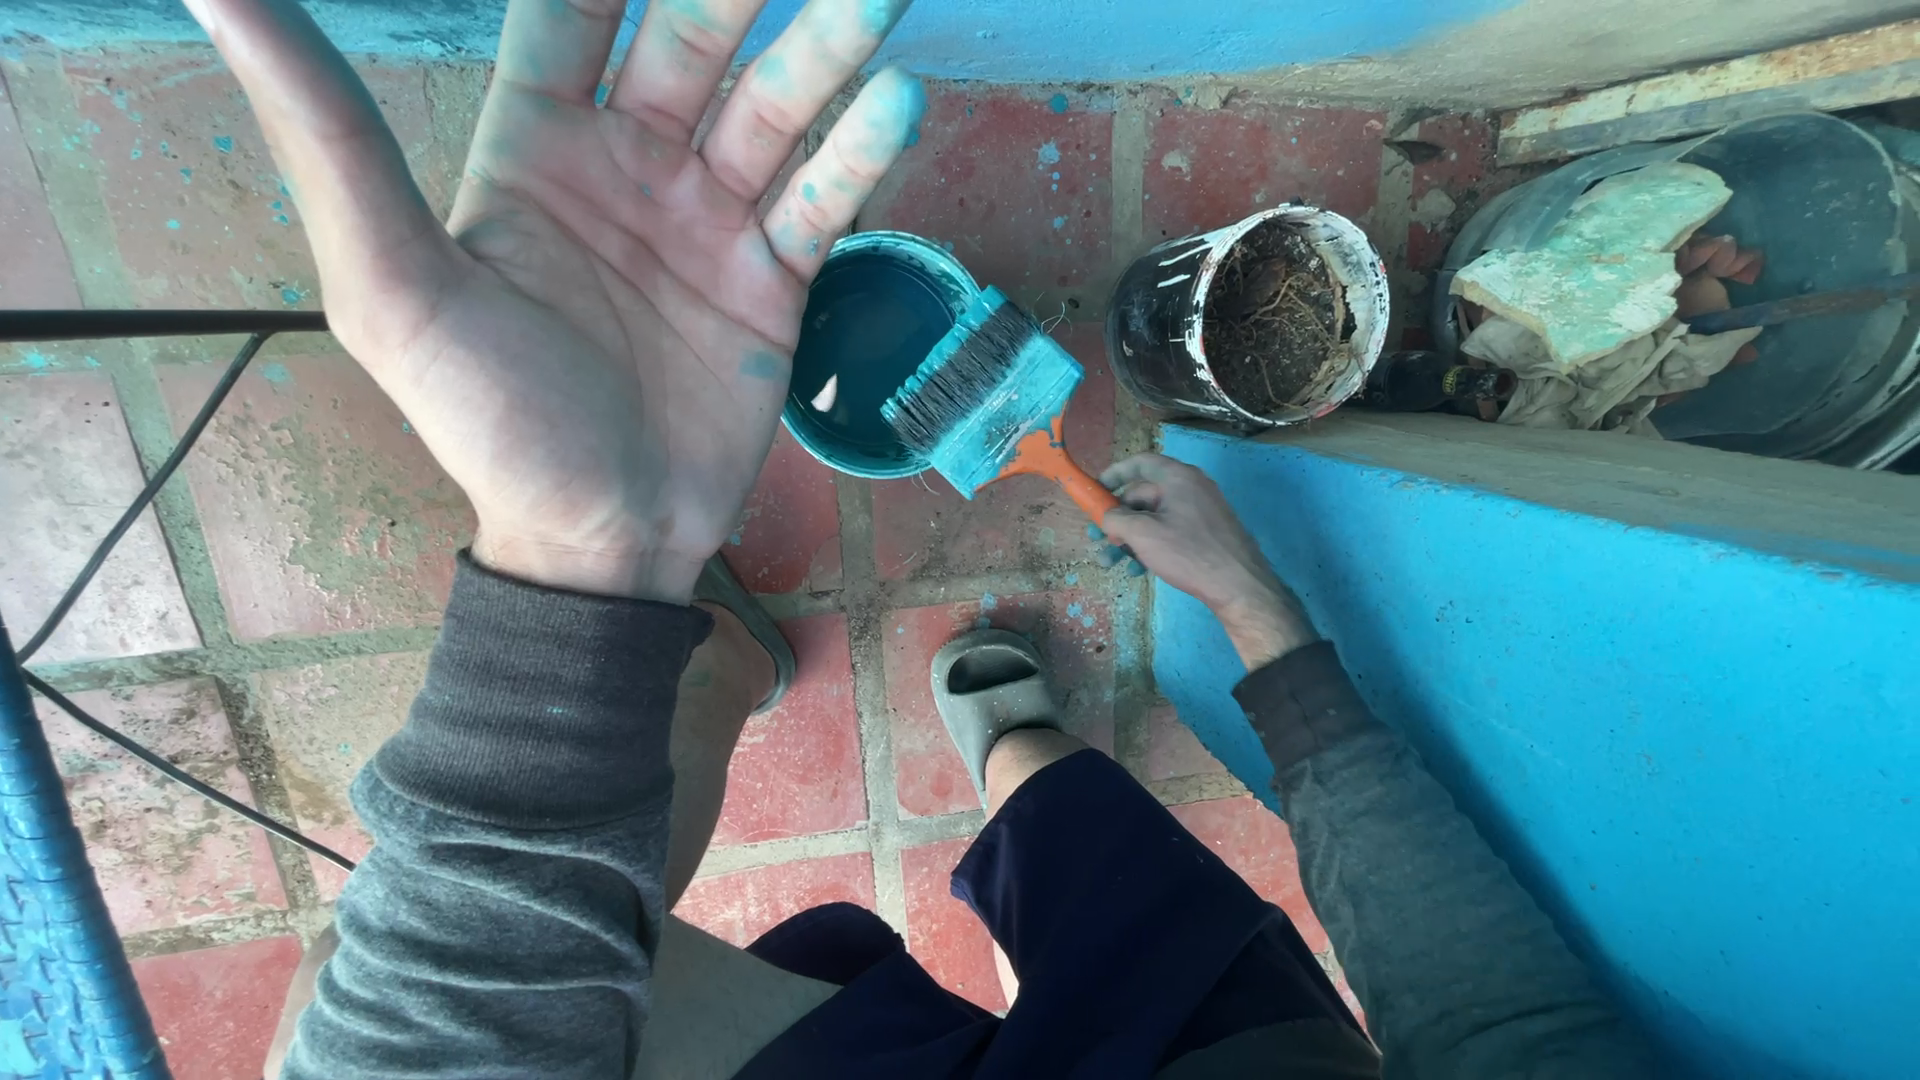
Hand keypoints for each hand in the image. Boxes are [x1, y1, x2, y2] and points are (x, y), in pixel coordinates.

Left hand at [186, 0, 926, 601]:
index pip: (572, 10)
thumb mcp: (399, 296)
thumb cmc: (499, 428)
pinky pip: (818, 207)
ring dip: (824, 57)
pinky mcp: (775, 285)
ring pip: (773, 116)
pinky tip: (897, 105)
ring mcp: (713, 226)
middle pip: (692, 45)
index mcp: (538, 152)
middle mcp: (633, 171)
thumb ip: (337, 145)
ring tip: (877, 4)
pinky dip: (856, 159)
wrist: (608, 535)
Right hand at [1097, 454, 1318, 668]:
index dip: (1114, 473)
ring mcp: (1199, 512)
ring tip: (1108, 562)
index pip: (1140, 463)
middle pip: (1143, 496)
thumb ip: (1116, 519)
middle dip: (1116, 519)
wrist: (1238, 585)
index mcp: (1178, 477)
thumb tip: (1107, 517)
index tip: (1095, 490)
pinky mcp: (1204, 535)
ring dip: (1128, 539)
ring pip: (1153, 519)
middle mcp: (1190, 488)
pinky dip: (1149, 547)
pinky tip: (1135, 570)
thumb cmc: (1188, 552)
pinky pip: (1168, 533)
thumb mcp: (1143, 534)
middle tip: (1096, 538)